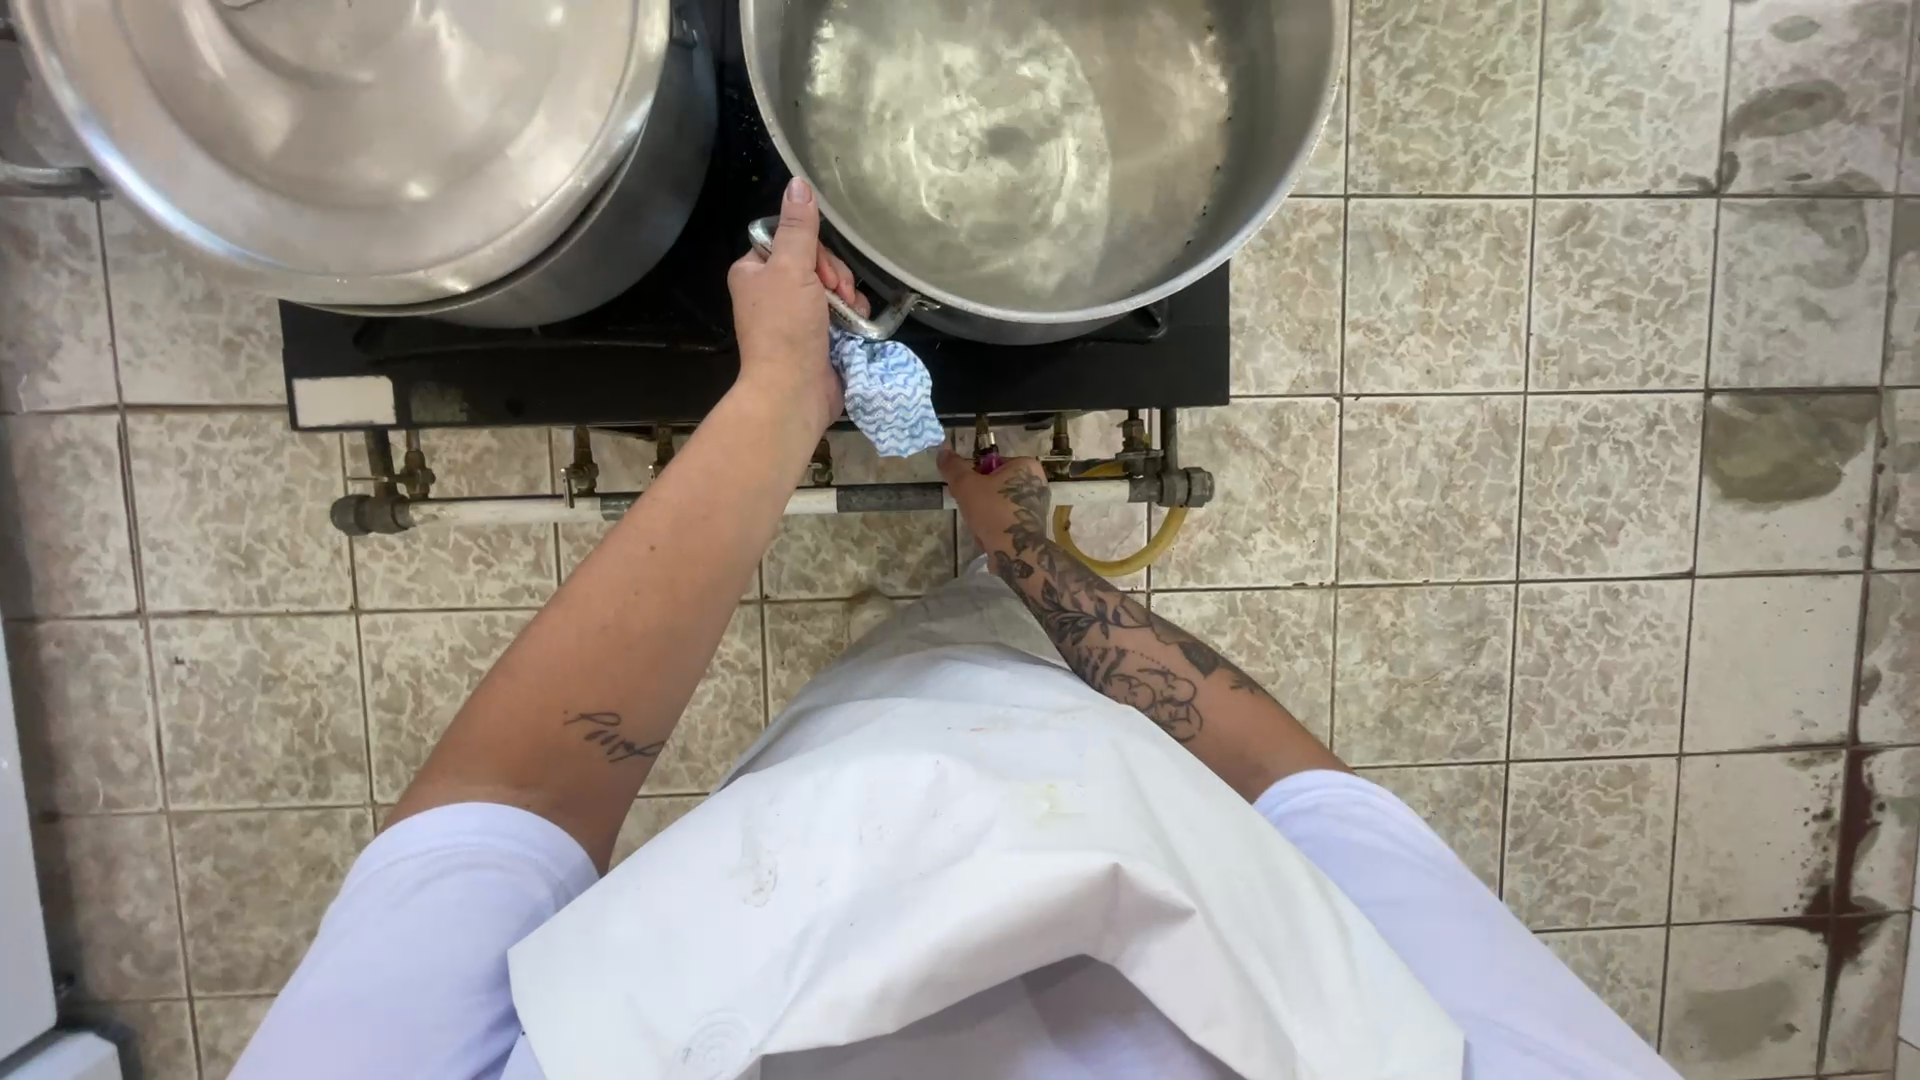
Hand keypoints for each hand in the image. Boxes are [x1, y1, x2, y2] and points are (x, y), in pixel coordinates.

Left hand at [726, 177, 871, 432]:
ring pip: (833, 290)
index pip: (790, 240)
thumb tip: (798, 183)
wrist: (794, 391)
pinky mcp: (817, 340)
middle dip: (835, 277)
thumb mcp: (792, 269)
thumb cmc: (786, 329)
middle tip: (838, 296)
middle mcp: (772, 293)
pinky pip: (841, 316)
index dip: (814, 251)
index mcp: (754, 272)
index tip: (824, 272)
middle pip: (815, 264)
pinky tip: (857, 327)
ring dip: (849, 299)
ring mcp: (795, 319)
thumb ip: (799, 228)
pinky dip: (852, 320)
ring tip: (851, 314)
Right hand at [938, 447, 1050, 555]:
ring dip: (984, 515)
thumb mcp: (966, 485)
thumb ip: (953, 467)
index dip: (973, 477)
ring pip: (999, 505)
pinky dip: (996, 528)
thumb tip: (943, 450)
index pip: (990, 464)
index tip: (964, 491)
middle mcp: (1037, 483)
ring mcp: (1037, 506)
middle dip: (978, 500)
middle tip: (970, 511)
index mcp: (1026, 466)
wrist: (1015, 551)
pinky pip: (1007, 521)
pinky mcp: (1034, 526)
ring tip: (979, 527)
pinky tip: (989, 538)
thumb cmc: (992, 511)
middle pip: (994, 486)